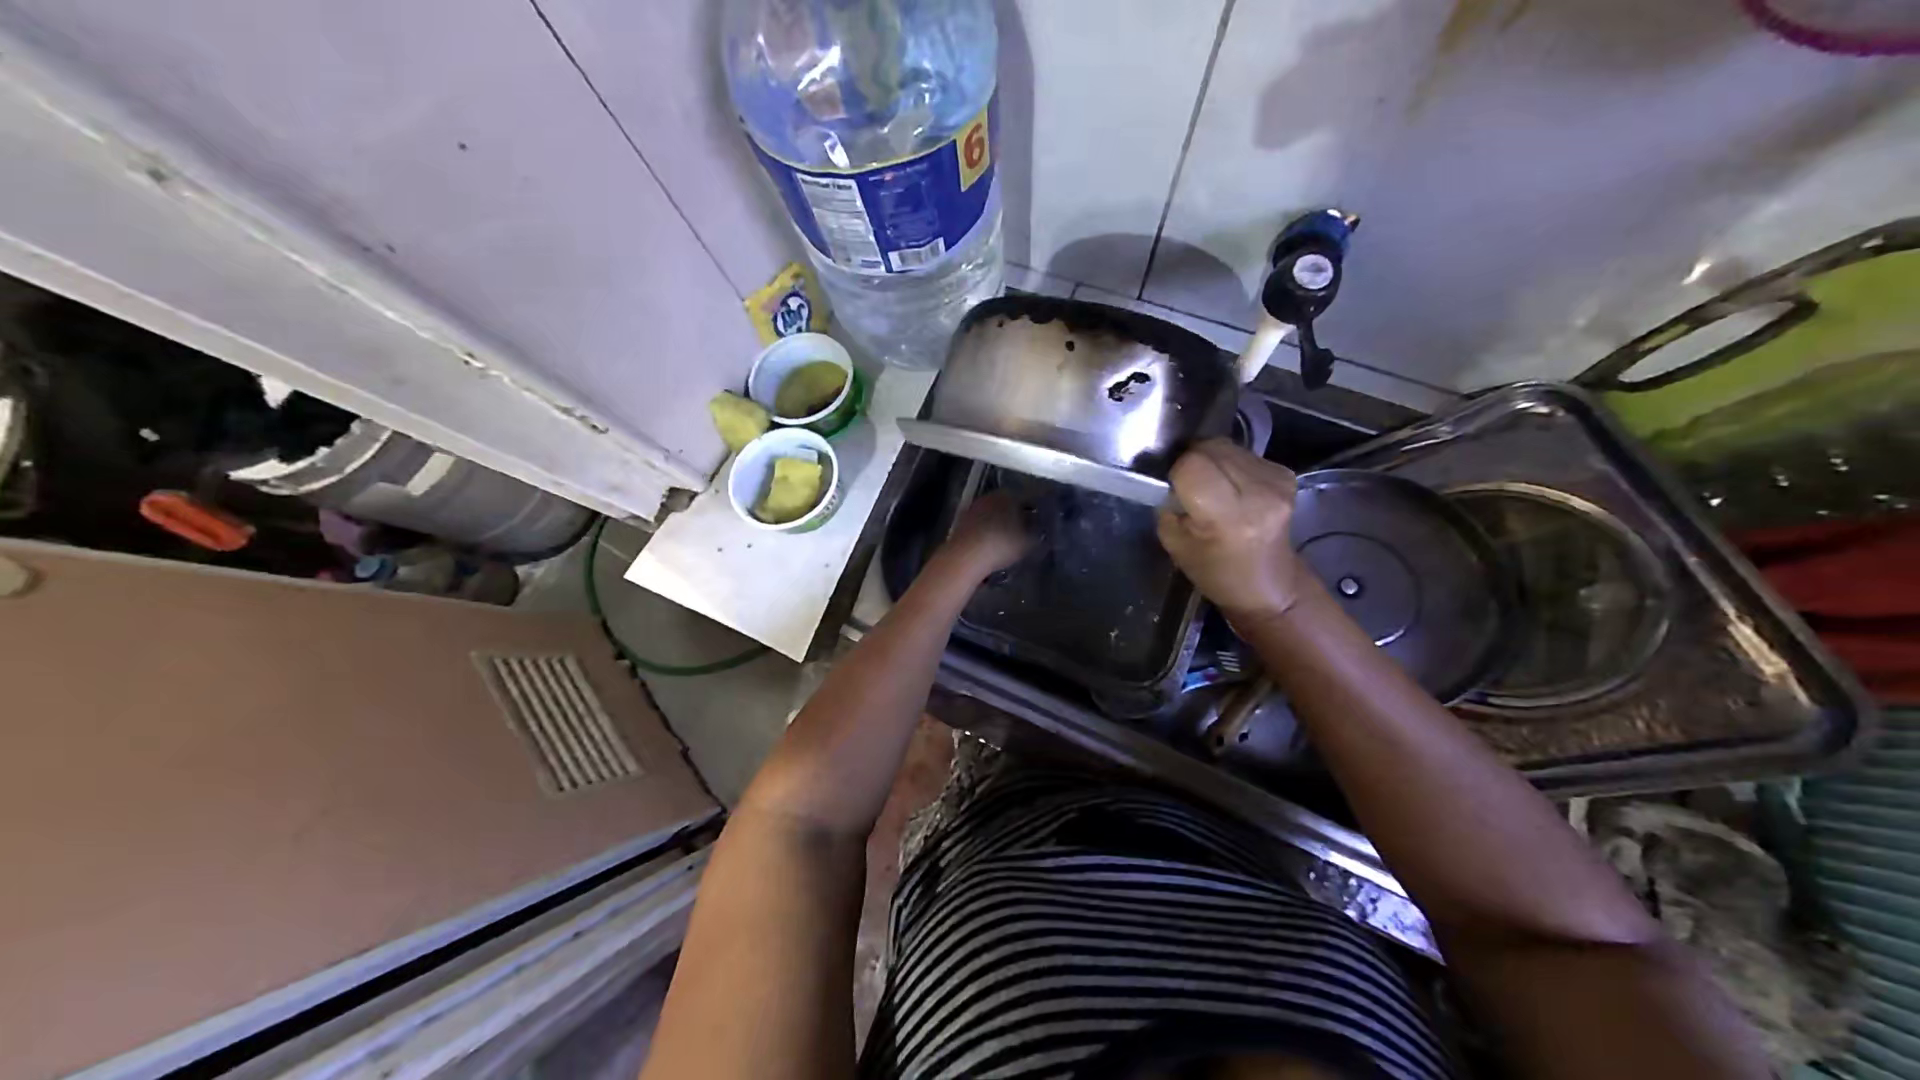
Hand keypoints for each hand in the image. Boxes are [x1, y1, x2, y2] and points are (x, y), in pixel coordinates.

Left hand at [940, 491, 1033, 579]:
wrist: (966, 556)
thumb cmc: (1002, 544)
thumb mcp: (1029, 542)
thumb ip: (1038, 534)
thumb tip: (1040, 530)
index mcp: (1011, 495)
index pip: (1029, 499)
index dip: (1037, 511)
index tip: (1042, 523)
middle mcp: (992, 496)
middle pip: (1010, 504)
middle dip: (1018, 515)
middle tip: (1027, 530)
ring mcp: (975, 507)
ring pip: (994, 512)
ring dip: (1001, 522)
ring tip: (1009, 538)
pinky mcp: (962, 520)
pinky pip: (981, 522)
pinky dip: (988, 529)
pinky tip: (992, 542)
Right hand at [1157, 439, 1308, 623]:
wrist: (1267, 584)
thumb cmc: (1215, 572)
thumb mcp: (1175, 544)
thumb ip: (1169, 505)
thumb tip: (1170, 477)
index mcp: (1228, 517)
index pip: (1192, 465)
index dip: (1177, 472)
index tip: (1175, 490)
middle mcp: (1257, 494)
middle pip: (1210, 449)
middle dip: (1193, 461)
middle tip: (1189, 486)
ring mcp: (1276, 482)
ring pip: (1227, 447)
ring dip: (1212, 460)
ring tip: (1212, 487)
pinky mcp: (1286, 475)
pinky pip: (1244, 453)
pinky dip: (1230, 464)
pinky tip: (1232, 487)